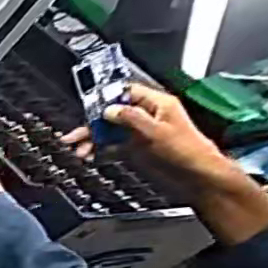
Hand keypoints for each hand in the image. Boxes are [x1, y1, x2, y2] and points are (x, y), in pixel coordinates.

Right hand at [59, 84, 238, 188]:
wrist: (193, 174)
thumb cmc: (184, 151)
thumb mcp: (155, 131)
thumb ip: (131, 118)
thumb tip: (109, 111)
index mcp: (157, 104)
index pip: (127, 94)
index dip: (106, 101)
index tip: (89, 113)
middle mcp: (147, 116)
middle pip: (113, 114)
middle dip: (92, 126)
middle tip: (73, 137)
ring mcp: (140, 132)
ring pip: (110, 131)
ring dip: (93, 140)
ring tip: (80, 151)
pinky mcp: (136, 147)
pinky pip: (112, 145)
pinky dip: (100, 150)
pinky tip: (91, 156)